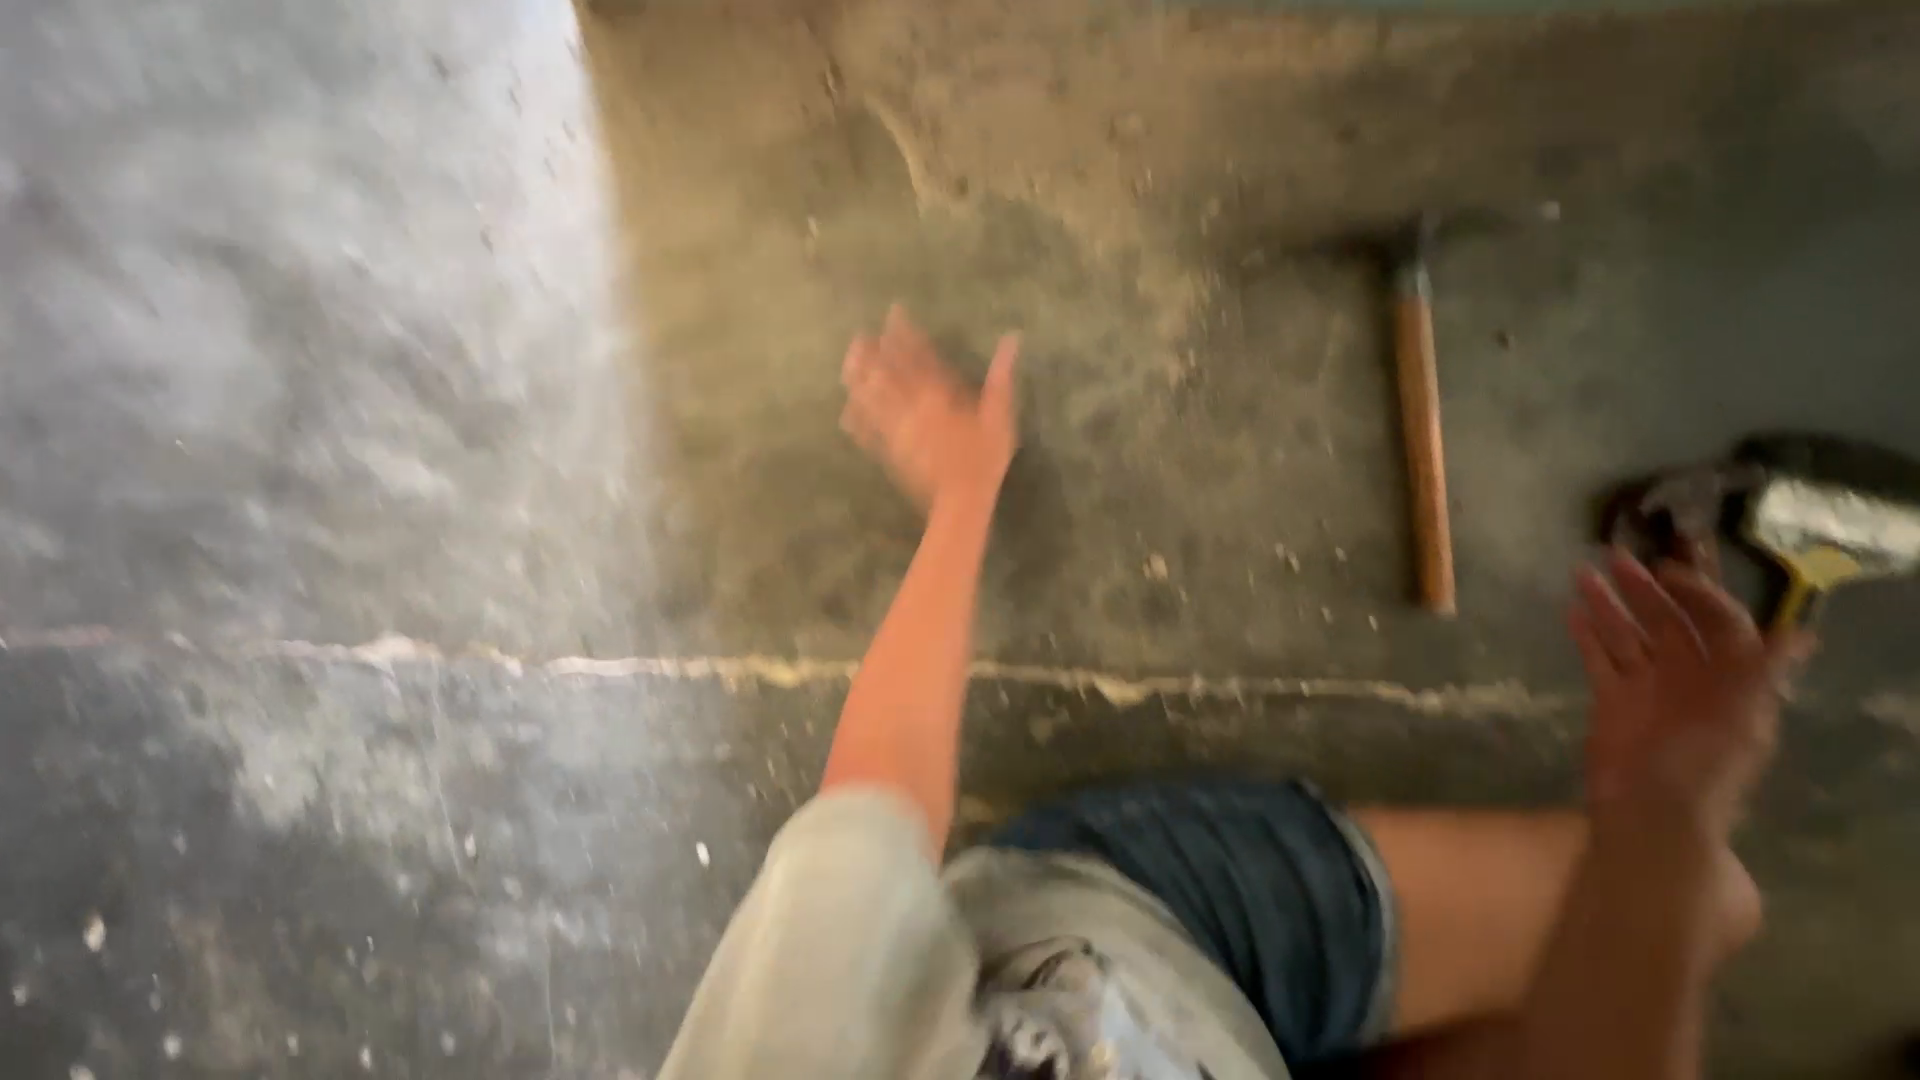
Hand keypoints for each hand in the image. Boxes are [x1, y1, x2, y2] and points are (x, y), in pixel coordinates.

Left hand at [840, 305, 1020, 508]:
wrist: (962, 498)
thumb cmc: (986, 457)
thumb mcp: (1000, 414)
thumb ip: (1000, 376)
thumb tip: (1012, 339)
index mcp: (939, 395)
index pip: (917, 356)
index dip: (904, 333)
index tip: (894, 313)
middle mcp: (913, 407)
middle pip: (887, 373)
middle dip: (873, 352)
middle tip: (860, 335)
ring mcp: (898, 429)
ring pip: (872, 398)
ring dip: (859, 378)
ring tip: (849, 361)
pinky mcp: (890, 451)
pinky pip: (869, 433)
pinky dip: (857, 420)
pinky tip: (846, 411)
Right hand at [1569, 543, 1802, 835]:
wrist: (1650, 812)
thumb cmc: (1701, 769)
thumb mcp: (1742, 722)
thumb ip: (1761, 676)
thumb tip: (1801, 634)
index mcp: (1730, 679)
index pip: (1719, 624)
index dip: (1697, 596)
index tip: (1665, 573)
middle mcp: (1690, 676)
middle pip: (1667, 622)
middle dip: (1643, 589)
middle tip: (1613, 557)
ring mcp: (1647, 687)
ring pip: (1627, 634)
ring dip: (1607, 604)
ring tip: (1582, 574)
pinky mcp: (1612, 699)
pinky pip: (1600, 658)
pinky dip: (1587, 635)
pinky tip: (1571, 611)